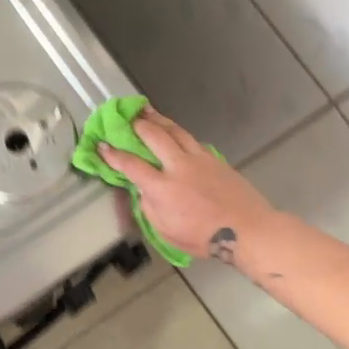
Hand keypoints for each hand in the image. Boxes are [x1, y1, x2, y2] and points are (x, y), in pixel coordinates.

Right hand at [98, 108, 275, 264]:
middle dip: (138, 125)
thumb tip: (144, 192)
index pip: (131, 165)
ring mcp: (200, 159)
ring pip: (176, 132)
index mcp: (162, 187)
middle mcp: (179, 166)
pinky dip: (180, 134)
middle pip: (155, 136)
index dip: (113, 154)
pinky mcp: (215, 159)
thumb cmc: (202, 237)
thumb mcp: (165, 231)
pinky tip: (177, 134)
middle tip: (128, 117)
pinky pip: (193, 141)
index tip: (102, 146)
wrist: (246, 229)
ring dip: (159, 120)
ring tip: (148, 111)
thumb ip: (150, 208)